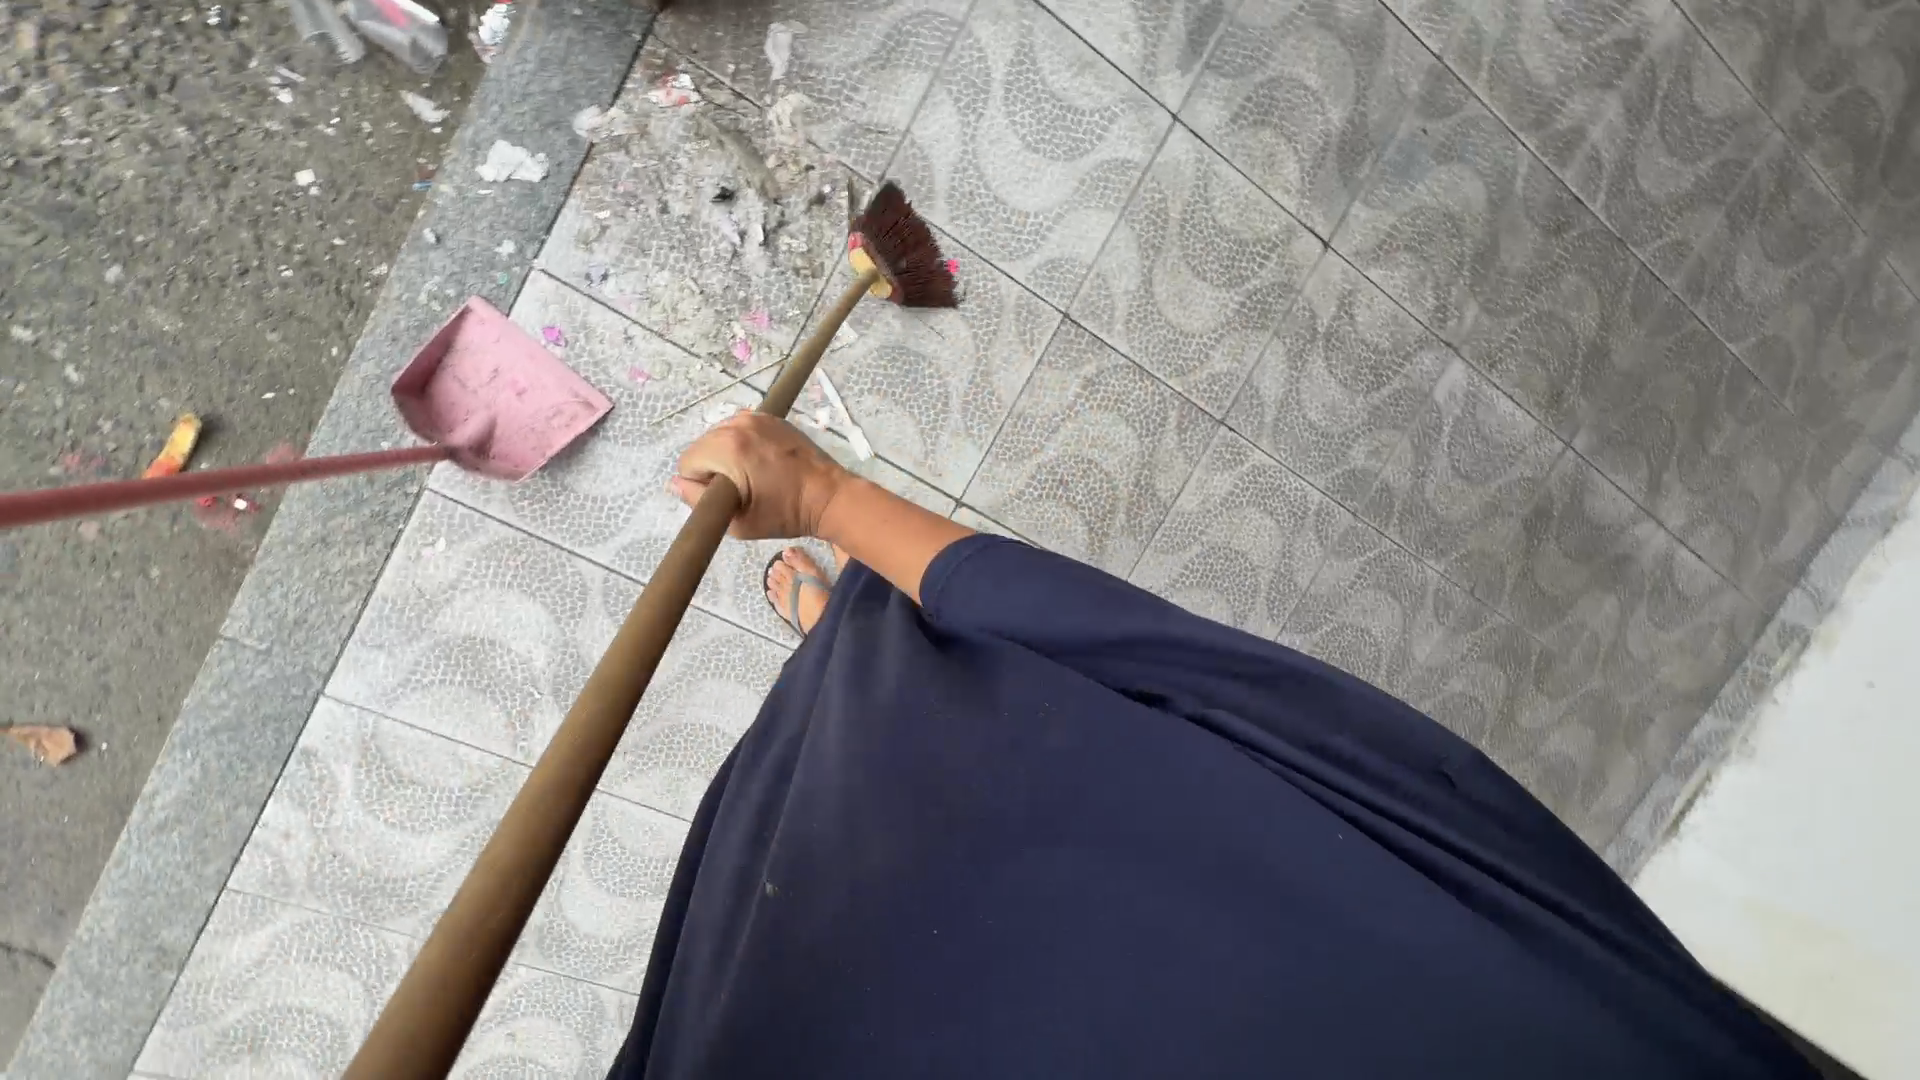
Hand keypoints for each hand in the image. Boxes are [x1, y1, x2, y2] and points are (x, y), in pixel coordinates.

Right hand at [670, 411, 852, 539]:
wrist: (830, 496)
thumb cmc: (787, 514)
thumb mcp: (738, 522)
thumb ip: (699, 502)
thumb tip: (676, 484)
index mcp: (728, 447)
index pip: (688, 463)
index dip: (699, 486)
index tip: (726, 498)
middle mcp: (739, 423)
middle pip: (702, 446)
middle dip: (712, 469)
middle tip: (741, 490)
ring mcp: (757, 417)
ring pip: (719, 436)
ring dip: (726, 456)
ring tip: (753, 477)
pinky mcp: (771, 418)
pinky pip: (740, 430)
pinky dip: (742, 445)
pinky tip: (762, 463)